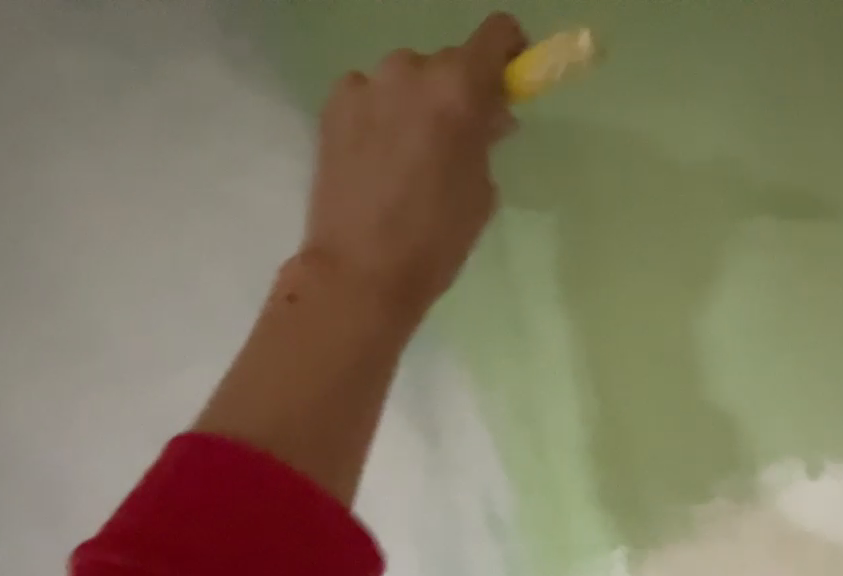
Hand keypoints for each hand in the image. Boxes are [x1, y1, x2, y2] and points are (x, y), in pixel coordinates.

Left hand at [301, 13, 526, 316]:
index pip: (496, 35)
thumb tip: (486, 118)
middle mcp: (410, 71)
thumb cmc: (437, 241)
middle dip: (459, 95)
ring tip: (412, 159)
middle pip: (448, 64)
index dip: (508, 54)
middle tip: (459, 142)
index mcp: (458, 89)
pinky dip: (380, 117)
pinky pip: (370, 97)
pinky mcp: (333, 107)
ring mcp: (366, 85)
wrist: (361, 272)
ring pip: (405, 81)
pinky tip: (377, 161)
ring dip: (416, 106)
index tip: (509, 81)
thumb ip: (485, 142)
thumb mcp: (481, 193)